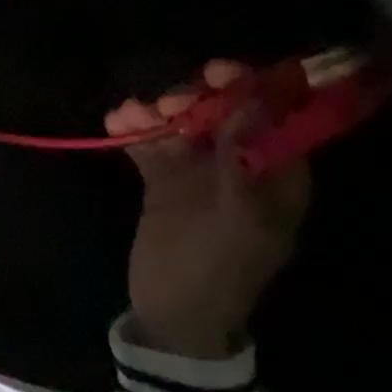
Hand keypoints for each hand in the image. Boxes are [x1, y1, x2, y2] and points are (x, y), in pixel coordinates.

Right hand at [105, 61, 311, 358]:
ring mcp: (201, 176)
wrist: (172, 318)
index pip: (276, 118)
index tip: (220, 73)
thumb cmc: (215, 275)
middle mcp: (243, 168)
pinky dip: (136, 134)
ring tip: (131, 112)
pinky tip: (115, 122)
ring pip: (185, 129)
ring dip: (159, 114)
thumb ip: (243, 162)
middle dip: (199, 101)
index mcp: (277, 177)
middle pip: (226, 116)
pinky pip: (153, 150)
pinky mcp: (165, 186)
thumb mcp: (237, 222)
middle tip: (169, 100)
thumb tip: (250, 102)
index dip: (254, 90)